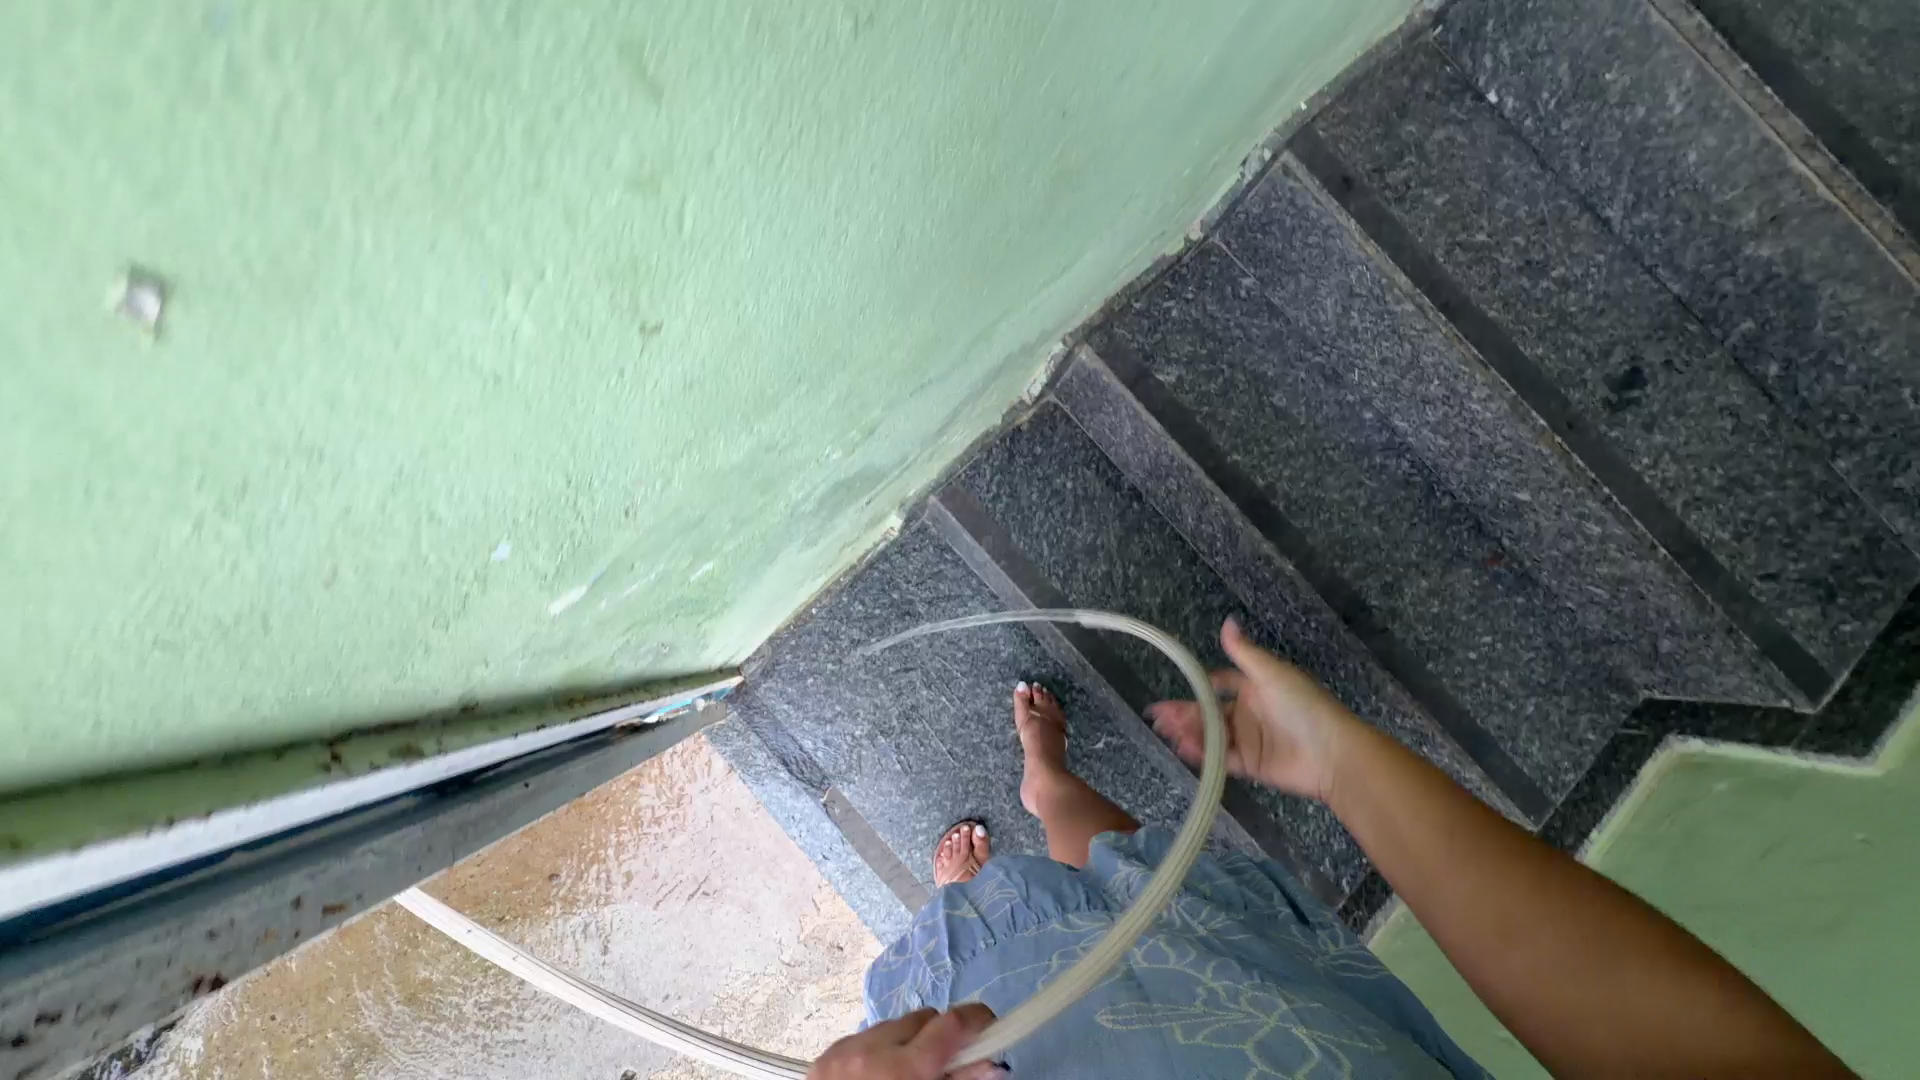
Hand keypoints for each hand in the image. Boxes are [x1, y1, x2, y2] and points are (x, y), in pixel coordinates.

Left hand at [808, 1005, 1001, 1079]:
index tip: (989, 1026)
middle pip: (923, 1019)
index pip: (951, 1023)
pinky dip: (877, 1053)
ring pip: (893, 1026)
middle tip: (945, 1066)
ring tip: (905, 1077)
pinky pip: (864, 1038)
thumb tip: (993, 1063)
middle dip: (938, 1038)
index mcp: (902, 1072)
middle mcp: (870, 1051)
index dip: (976, 1021)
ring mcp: (843, 1050)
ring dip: (906, 1045)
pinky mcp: (825, 1056)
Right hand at [1147, 618, 1360, 800]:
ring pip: (1210, 735)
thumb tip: (1227, 620)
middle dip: (1183, 713)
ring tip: (1164, 731)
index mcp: (1255, 688)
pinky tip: (1183, 748)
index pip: (1221, 684)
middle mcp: (1249, 713)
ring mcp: (1248, 740)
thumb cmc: (1303, 706)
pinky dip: (1202, 754)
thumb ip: (1244, 652)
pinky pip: (1221, 758)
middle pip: (1209, 712)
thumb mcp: (1272, 673)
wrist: (1333, 753)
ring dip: (1187, 732)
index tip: (1177, 685)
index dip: (1201, 685)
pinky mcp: (1250, 765)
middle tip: (1156, 716)